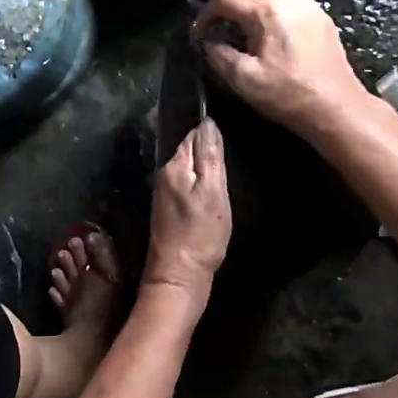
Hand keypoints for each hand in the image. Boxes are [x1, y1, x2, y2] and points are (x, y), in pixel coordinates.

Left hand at [142, 119, 230, 309]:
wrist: (178, 274)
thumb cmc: (200, 233)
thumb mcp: (213, 191)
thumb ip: (209, 157)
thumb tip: (207, 122)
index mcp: (174, 166)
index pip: (194, 136)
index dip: (211, 133)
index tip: (232, 129)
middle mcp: (164, 174)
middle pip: (189, 151)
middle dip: (207, 147)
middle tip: (233, 147)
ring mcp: (164, 193)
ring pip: (188, 168)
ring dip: (204, 166)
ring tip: (227, 165)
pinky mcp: (169, 209)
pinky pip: (186, 184)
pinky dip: (199, 183)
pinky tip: (211, 189)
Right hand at [196, 0, 369, 137]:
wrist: (336, 107)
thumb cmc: (288, 95)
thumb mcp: (244, 80)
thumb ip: (219, 56)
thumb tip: (208, 42)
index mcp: (267, 13)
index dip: (206, 14)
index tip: (201, 34)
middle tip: (226, 19)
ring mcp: (308, 5)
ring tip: (249, 16)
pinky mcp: (320, 16)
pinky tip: (272, 24)